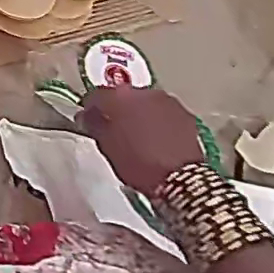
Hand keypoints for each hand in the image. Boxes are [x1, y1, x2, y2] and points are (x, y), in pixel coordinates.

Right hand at [79, 84, 204, 195]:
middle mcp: (145, 93)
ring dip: (138, 113)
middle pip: (123, 95)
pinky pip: (164, 112)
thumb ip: (94, 125)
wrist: (180, 179)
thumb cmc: (138, 163)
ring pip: (145, 102)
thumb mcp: (107, 146)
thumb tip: (89, 116)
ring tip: (135, 134)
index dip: (90, 107)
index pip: (97, 94)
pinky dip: (157, 120)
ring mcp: (168, 102)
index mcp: (120, 97)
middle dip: (116, 108)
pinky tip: (155, 138)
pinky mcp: (185, 115)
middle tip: (111, 127)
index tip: (88, 118)